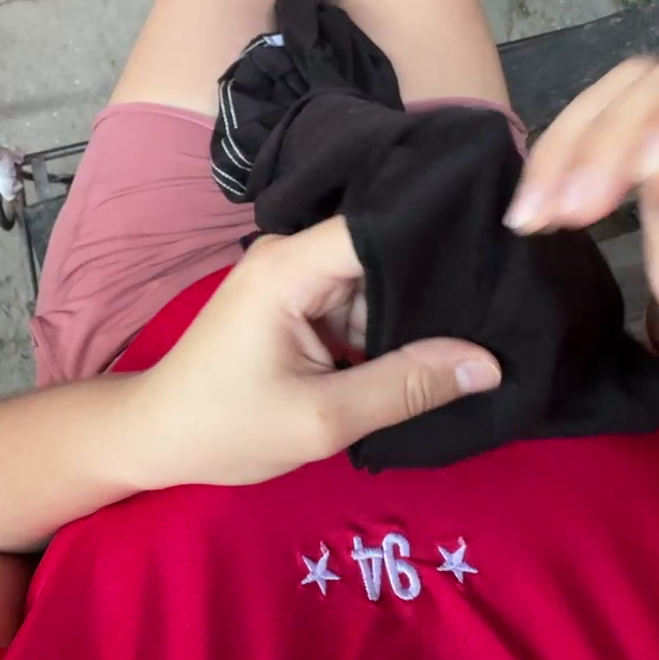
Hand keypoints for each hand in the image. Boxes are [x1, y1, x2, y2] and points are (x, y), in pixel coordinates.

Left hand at [129, 217, 500, 488]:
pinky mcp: (292, 299)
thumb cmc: (227, 427)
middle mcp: (289, 254)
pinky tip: (424, 346)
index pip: (375, 223)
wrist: (159, 435)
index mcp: (288, 266)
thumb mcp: (323, 418)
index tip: (497, 247)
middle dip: (430, 278)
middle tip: (499, 302)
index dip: (434, 232)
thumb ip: (405, 386)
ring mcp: (289, 275)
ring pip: (369, 278)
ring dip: (408, 308)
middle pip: (377, 249)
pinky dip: (380, 324)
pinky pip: (351, 299)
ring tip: (474, 329)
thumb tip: (487, 362)